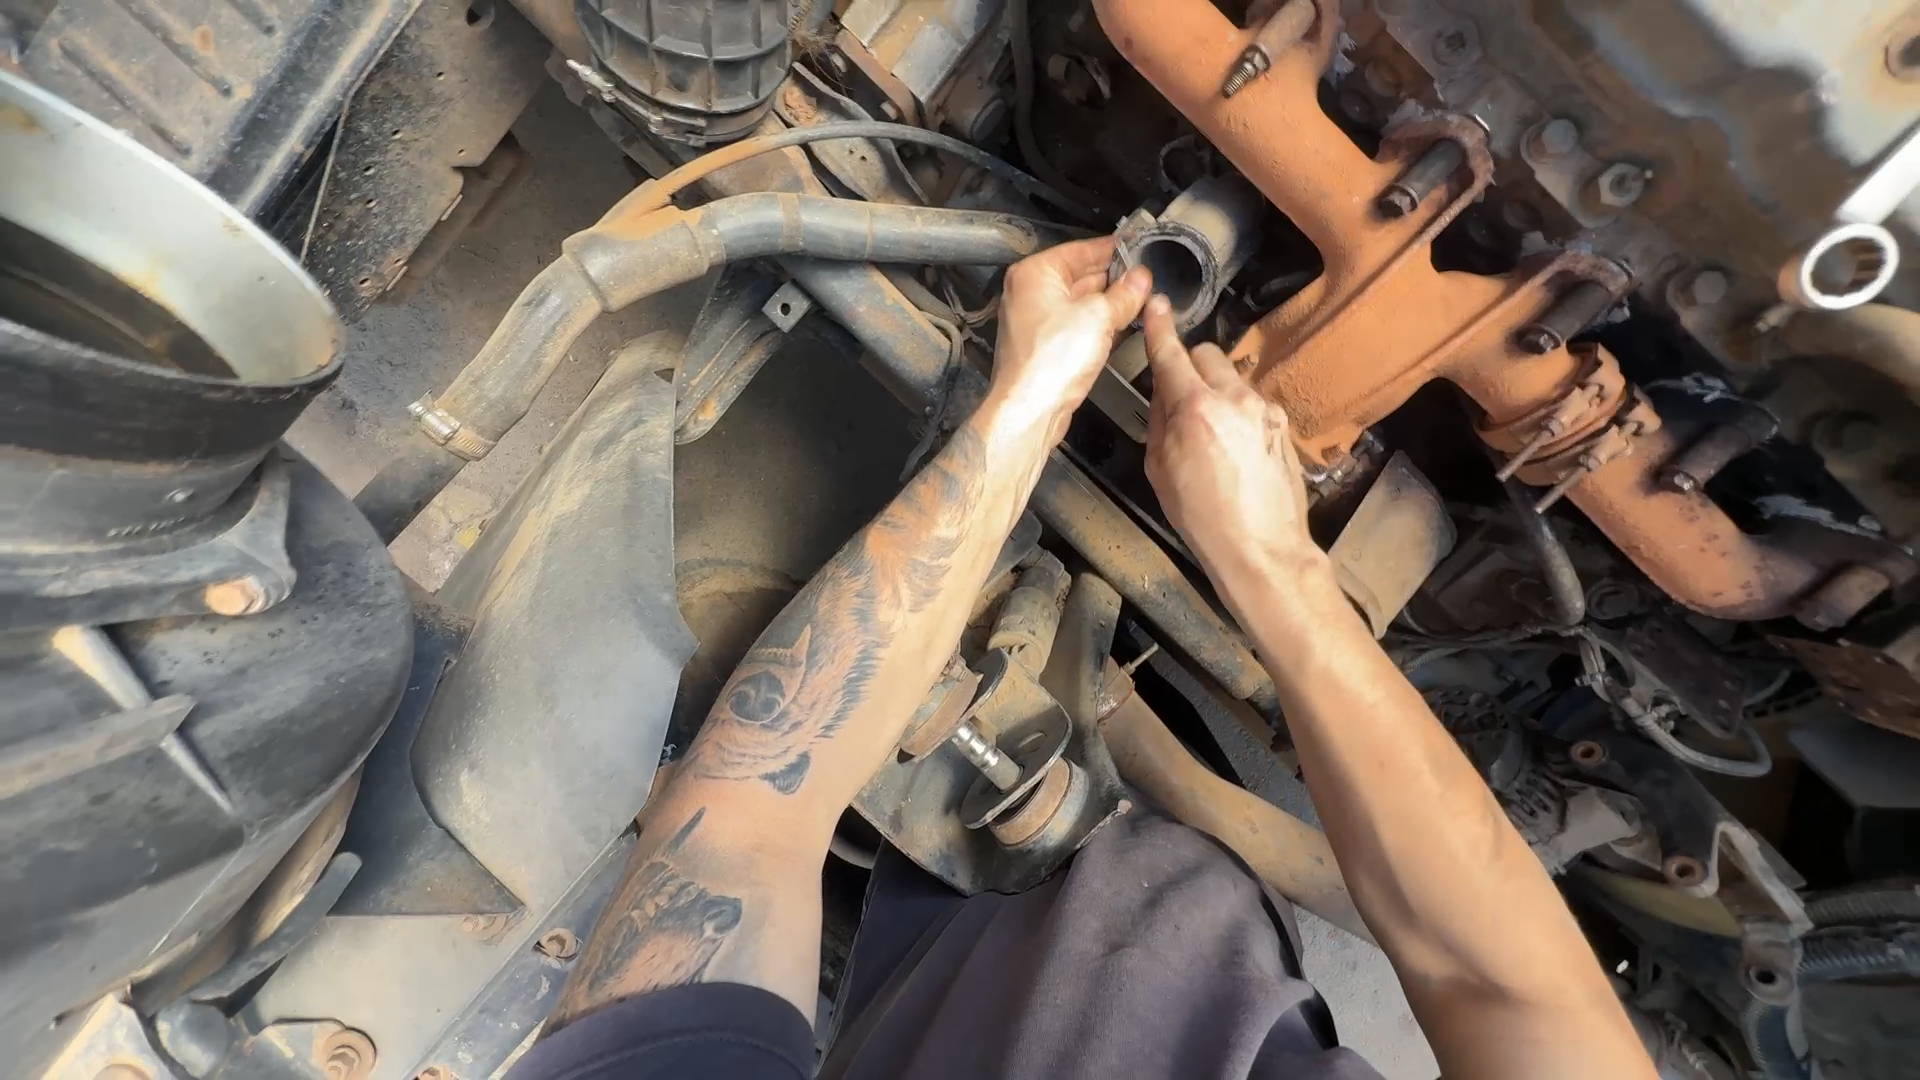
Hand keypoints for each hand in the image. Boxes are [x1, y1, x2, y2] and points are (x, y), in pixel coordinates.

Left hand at [989, 236, 1151, 443]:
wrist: (1030, 410)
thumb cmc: (1048, 363)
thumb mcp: (1098, 317)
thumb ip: (1124, 294)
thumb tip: (1140, 280)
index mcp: (1034, 274)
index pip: (1080, 250)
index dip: (1112, 249)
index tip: (1137, 248)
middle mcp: (1028, 296)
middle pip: (1080, 277)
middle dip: (1114, 280)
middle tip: (1145, 280)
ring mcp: (1035, 324)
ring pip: (1079, 305)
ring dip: (1108, 305)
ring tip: (1139, 303)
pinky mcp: (1044, 349)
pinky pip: (1075, 328)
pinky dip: (1097, 327)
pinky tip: (1119, 328)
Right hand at [1141, 294, 1320, 587]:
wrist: (1260, 547)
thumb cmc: (1202, 516)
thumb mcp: (1160, 470)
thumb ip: (1160, 422)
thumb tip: (1164, 395)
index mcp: (1195, 410)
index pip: (1172, 355)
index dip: (1160, 329)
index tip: (1156, 307)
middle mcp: (1234, 399)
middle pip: (1207, 354)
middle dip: (1189, 366)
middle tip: (1177, 397)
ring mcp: (1264, 409)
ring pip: (1231, 378)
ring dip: (1213, 391)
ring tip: (1207, 435)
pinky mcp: (1282, 423)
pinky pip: (1250, 402)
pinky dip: (1235, 412)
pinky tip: (1231, 449)